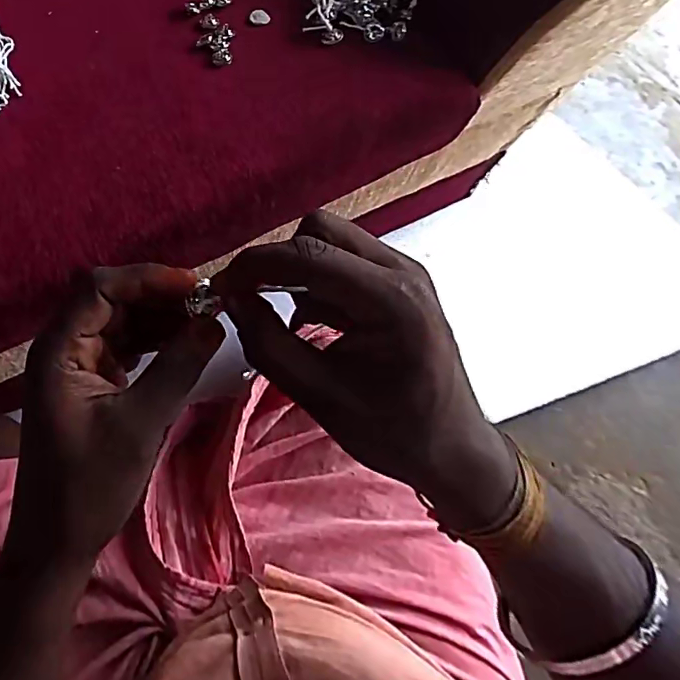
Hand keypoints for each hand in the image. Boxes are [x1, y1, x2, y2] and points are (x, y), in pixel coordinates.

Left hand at [9, 265, 223, 568]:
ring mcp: (73, 364)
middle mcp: (61, 346)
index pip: (99, 287)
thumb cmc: (89, 487)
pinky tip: (183, 343)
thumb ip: (176, 368)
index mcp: (58, 348)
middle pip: (109, 299)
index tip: (194, 286)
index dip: (146, 279)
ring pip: (118, 320)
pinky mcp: (87, 382)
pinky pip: (121, 345)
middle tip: (207, 303)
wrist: (55, 543)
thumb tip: (213, 323)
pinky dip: (151, 341)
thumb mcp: (139, 424)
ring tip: (203, 320)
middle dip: (157, 296)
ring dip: (158, 317)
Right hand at [216, 211, 516, 527]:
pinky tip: (313, 317)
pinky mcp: (399, 277)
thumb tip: (232, 299)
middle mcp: (402, 271)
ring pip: (329, 237)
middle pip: (318, 231)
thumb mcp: (319, 396)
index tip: (223, 286)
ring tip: (288, 315)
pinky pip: (343, 255)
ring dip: (296, 267)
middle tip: (251, 297)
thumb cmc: (395, 432)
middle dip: (277, 260)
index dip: (255, 264)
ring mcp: (405, 270)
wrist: (455, 448)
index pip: (307, 255)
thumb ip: (267, 343)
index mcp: (391, 302)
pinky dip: (315, 276)